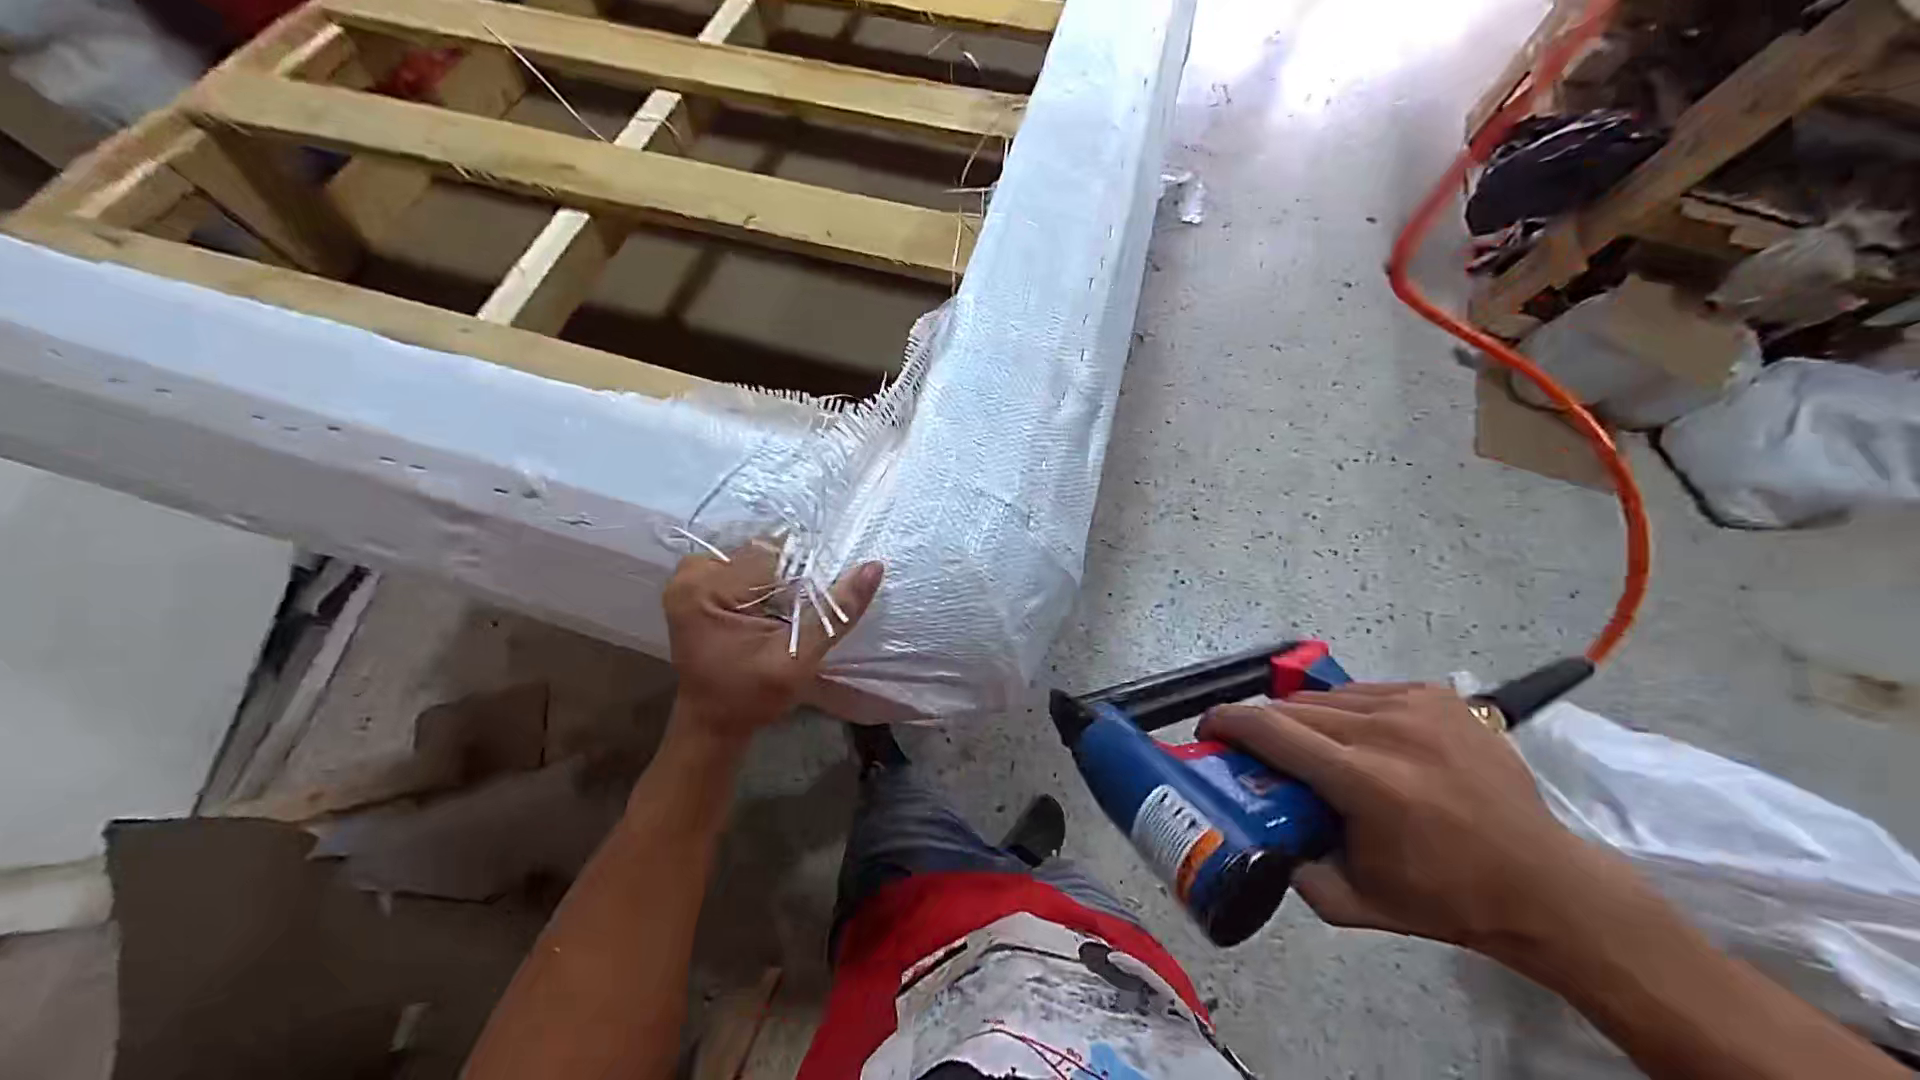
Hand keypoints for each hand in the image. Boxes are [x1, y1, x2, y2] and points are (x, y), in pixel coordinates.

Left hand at [662, 542, 883, 740]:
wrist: (711, 723)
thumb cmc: (750, 696)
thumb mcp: (798, 657)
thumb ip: (835, 612)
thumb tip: (873, 567)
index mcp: (706, 588)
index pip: (774, 555)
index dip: (806, 573)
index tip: (814, 604)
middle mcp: (691, 572)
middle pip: (763, 552)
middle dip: (792, 577)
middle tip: (799, 614)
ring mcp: (689, 576)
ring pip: (757, 557)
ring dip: (779, 580)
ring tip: (785, 616)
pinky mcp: (696, 584)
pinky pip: (743, 566)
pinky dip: (764, 583)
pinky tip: (770, 611)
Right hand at [1199, 683, 1613, 955]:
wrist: (1545, 883)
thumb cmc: (1447, 897)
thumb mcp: (1353, 902)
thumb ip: (1291, 868)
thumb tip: (1255, 834)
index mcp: (1364, 781)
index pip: (1269, 729)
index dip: (1226, 722)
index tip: (1209, 731)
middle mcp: (1387, 731)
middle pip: (1290, 708)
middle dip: (1263, 727)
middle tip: (1260, 755)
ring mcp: (1417, 706)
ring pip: (1325, 696)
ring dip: (1305, 719)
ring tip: (1313, 749)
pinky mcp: (1438, 696)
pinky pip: (1364, 691)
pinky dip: (1347, 711)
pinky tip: (1360, 739)